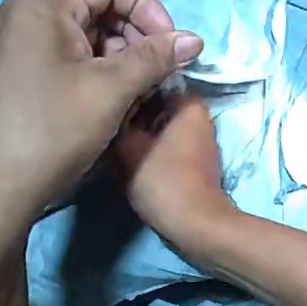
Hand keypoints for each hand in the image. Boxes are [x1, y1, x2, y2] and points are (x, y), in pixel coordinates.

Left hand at [0, 0, 203, 256]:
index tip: (170, 46)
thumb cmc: (52, 131)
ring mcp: (14, 43)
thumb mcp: (112, 89)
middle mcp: (22, 13)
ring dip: (118, 58)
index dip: (148, 8)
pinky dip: (95, 71)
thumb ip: (155, 57)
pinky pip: (65, 55)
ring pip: (83, 34)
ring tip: (136, 95)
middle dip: (134, 36)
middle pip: (95, 6)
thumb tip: (194, 39)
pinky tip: (110, 104)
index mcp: (41, 4)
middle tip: (156, 75)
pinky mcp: (14, 70)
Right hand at [113, 93, 236, 255]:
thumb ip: (117, 121)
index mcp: (190, 103)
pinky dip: (151, 148)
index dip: (127, 90)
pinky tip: (130, 158)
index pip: (152, 81)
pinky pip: (167, 144)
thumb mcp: (128, 147)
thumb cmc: (163, 179)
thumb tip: (109, 110)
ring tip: (114, 141)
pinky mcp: (195, 161)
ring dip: (140, 133)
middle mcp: (200, 116)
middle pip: (157, 105)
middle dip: (133, 114)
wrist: (194, 224)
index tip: (106, 101)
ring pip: (160, 126)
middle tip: (106, 124)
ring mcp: (200, 140)